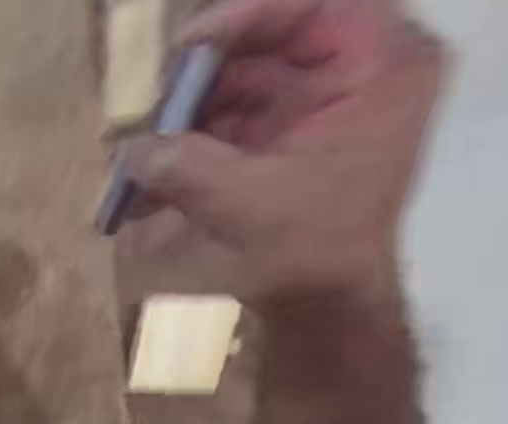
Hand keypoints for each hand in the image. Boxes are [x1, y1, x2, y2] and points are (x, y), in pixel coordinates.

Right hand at [118, 0, 446, 306]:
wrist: (321, 309)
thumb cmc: (308, 249)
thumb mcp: (244, 201)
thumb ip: (184, 167)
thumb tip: (129, 151)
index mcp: (378, 66)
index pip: (313, 6)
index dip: (245, 17)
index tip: (184, 49)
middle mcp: (351, 78)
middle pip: (266, 50)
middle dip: (199, 87)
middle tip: (149, 112)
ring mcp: (313, 116)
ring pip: (238, 96)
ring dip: (182, 130)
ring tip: (135, 162)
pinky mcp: (281, 151)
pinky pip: (228, 137)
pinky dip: (187, 160)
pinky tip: (145, 191)